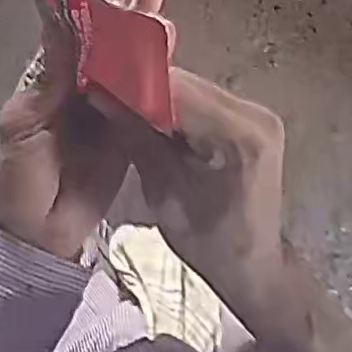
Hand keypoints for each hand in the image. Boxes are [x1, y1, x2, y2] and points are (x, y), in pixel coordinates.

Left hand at [0, 0, 168, 260]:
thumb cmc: (20, 177)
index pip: (73, 30)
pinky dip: (159, 73)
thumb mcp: (24, 125)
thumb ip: (48, 79)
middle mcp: (78, 86)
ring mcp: (105, 108)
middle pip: (106, 39)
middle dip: (126, 6)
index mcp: (48, 79)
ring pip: (129, 62)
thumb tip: (63, 27)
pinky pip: (144, 97)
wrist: (39, 232)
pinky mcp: (127, 131)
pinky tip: (172, 48)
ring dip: (145, 31)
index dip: (93, 2)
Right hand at [114, 68, 288, 300]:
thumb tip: (98, 94)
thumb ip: (135, 137)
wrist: (254, 268)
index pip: (175, 90)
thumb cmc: (210, 244)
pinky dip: (170, 105)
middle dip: (141, 89)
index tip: (97, 90)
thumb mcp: (163, 192)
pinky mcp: (247, 116)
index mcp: (241, 134)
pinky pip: (198, 98)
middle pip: (183, 83)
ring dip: (154, 96)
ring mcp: (254, 111)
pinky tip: (150, 121)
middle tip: (104, 99)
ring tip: (122, 110)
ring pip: (188, 86)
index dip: (132, 86)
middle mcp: (253, 113)